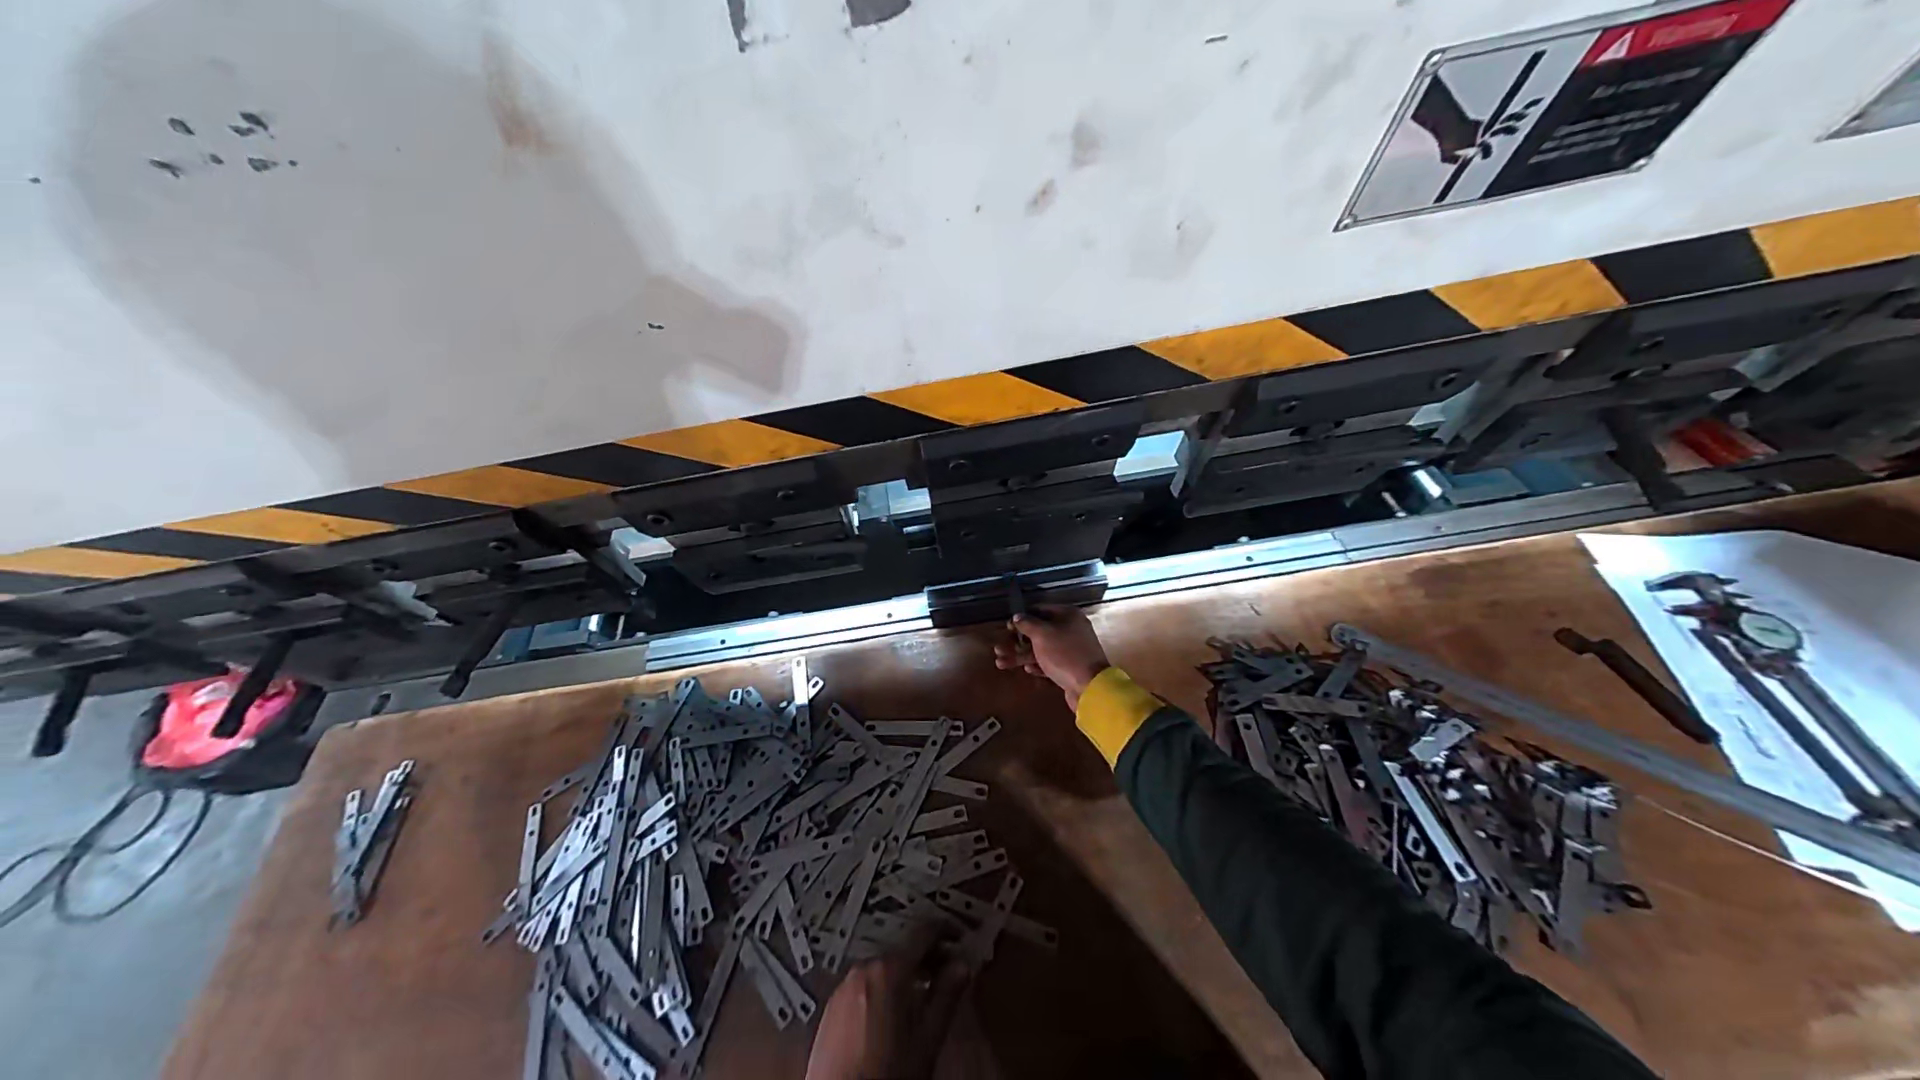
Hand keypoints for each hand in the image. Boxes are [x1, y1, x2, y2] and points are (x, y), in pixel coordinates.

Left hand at [804, 926, 973, 1079]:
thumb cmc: (889, 1075)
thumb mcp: (928, 1039)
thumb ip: (947, 996)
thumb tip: (962, 966)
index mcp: (889, 969)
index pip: (923, 934)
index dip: (944, 932)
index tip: (957, 936)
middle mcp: (863, 969)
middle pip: (901, 950)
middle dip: (925, 958)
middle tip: (945, 972)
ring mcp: (843, 987)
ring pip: (880, 968)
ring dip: (902, 975)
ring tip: (919, 998)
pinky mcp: (831, 1007)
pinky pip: (862, 985)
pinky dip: (880, 989)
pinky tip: (890, 1015)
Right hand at [993, 605, 1109, 709]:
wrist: (1090, 686)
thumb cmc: (1064, 654)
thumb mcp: (1042, 634)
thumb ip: (1027, 623)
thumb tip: (1018, 616)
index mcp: (1067, 615)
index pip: (1040, 610)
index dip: (1021, 618)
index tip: (1007, 627)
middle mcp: (1071, 629)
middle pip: (1039, 632)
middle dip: (1017, 641)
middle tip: (999, 649)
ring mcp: (1071, 649)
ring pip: (1042, 649)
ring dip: (1021, 655)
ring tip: (1001, 663)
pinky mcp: (1070, 667)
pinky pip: (1050, 662)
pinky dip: (1038, 664)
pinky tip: (1027, 670)